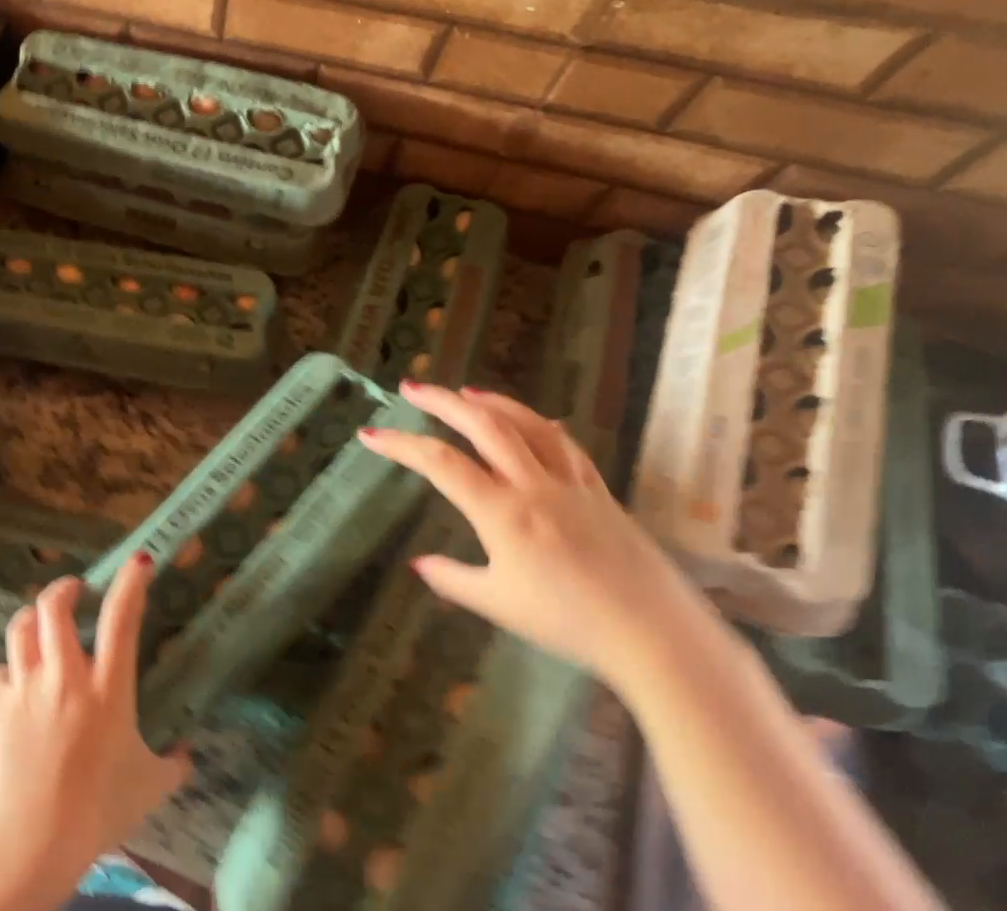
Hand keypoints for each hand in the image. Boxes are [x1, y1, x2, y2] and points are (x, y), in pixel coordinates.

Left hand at [0, 554, 192, 877]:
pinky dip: (7, 671)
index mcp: (107, 690)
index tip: (140, 560)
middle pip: (54, 607)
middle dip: (65, 588)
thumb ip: (172, 764)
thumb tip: (184, 754)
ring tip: (42, 623)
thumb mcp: (151, 787)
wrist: (35, 836)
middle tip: (76, 590)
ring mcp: (25, 687)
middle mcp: (64, 677)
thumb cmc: (100, 810)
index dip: (130, 583)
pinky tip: (15, 683)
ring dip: (33, 618)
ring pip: (21, 627)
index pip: (121, 620)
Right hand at [357, 381, 712, 685]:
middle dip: (444, 403)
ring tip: (467, 392)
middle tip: (414, 389)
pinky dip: (539, 426)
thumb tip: (419, 564)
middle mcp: (535, 485)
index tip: (370, 437)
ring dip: (494, 403)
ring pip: (530, 426)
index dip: (401, 445)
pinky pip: (566, 446)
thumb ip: (453, 579)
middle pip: (485, 426)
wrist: (655, 634)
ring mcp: (573, 485)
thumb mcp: (498, 603)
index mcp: (503, 512)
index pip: (441, 464)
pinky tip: (533, 424)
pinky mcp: (601, 494)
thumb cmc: (568, 622)